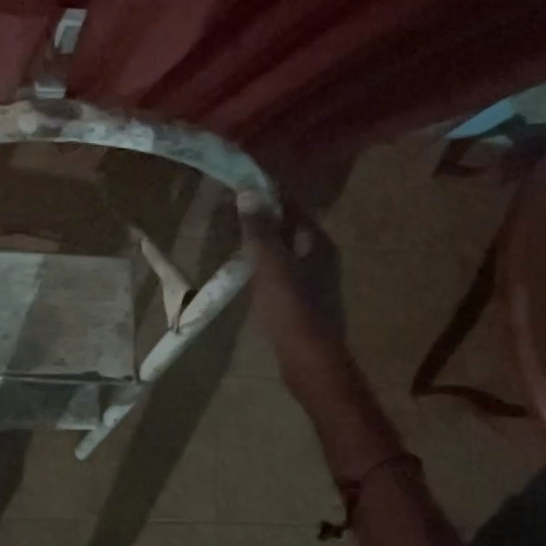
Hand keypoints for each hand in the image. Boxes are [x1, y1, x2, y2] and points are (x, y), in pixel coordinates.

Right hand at [238, 193, 344, 335]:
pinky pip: (280, 268)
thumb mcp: (270, 262)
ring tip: (230, 233)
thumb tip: (247, 191)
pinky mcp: (302, 297)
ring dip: (259, 238)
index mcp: (316, 241)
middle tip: (227, 209)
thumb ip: (259, 227)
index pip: (290, 204)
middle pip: (286, 225)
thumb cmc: (290, 306)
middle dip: (258, 215)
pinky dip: (262, 260)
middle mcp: (319, 254)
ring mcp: (312, 277)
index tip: (236, 186)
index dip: (264, 193)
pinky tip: (244, 266)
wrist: (309, 359)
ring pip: (282, 248)